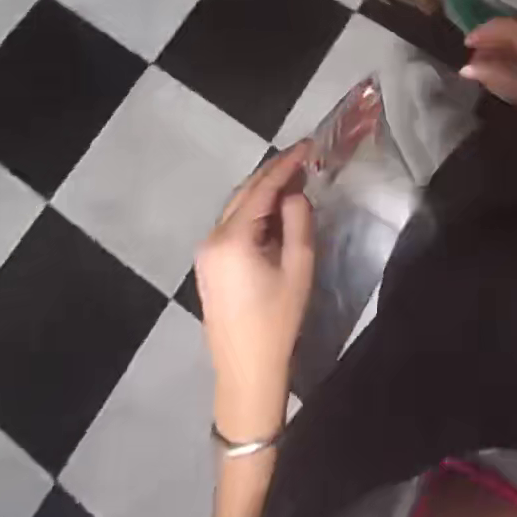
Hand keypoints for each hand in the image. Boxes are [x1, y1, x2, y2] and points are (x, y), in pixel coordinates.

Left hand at [197, 143, 314, 441]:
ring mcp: (206, 251)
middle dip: (274, 173)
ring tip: (295, 178)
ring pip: (237, 207)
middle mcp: (212, 238)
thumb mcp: (298, 267)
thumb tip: (294, 193)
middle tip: (304, 158)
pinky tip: (275, 209)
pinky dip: (254, 211)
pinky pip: (233, 224)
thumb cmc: (277, 320)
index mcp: (232, 238)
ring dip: (264, 191)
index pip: (262, 189)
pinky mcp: (209, 264)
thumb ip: (298, 221)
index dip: (286, 164)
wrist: (246, 371)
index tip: (309, 145)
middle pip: (245, 193)